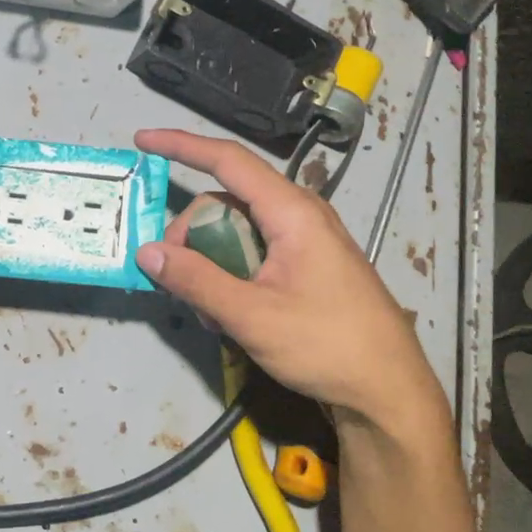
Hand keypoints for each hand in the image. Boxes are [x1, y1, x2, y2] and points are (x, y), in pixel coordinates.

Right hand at [132, 129, 443, 423]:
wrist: (388, 391)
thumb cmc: (327, 345)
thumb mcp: (251, 315)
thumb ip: (196, 280)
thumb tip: (146, 252)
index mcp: (292, 213)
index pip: (229, 161)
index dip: (182, 146)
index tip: (143, 141)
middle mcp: (299, 216)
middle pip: (224, 203)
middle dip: (190, 235)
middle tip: (174, 278)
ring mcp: (304, 242)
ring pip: (235, 231)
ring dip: (208, 263)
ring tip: (207, 312)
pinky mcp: (306, 267)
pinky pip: (253, 254)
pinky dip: (228, 276)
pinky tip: (225, 316)